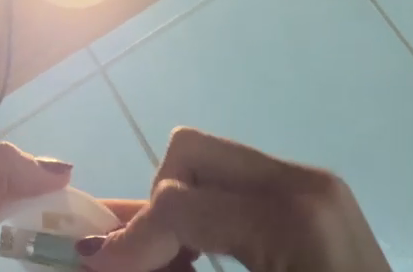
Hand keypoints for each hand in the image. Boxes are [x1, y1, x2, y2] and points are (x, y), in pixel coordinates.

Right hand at [79, 129, 391, 271]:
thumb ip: (171, 270)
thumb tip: (100, 258)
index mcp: (290, 217)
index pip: (178, 203)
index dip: (130, 240)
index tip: (95, 269)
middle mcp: (302, 180)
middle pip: (190, 153)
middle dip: (155, 206)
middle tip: (144, 260)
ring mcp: (313, 182)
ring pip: (211, 160)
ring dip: (180, 206)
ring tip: (171, 260)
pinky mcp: (317, 195)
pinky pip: (240, 181)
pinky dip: (211, 211)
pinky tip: (202, 254)